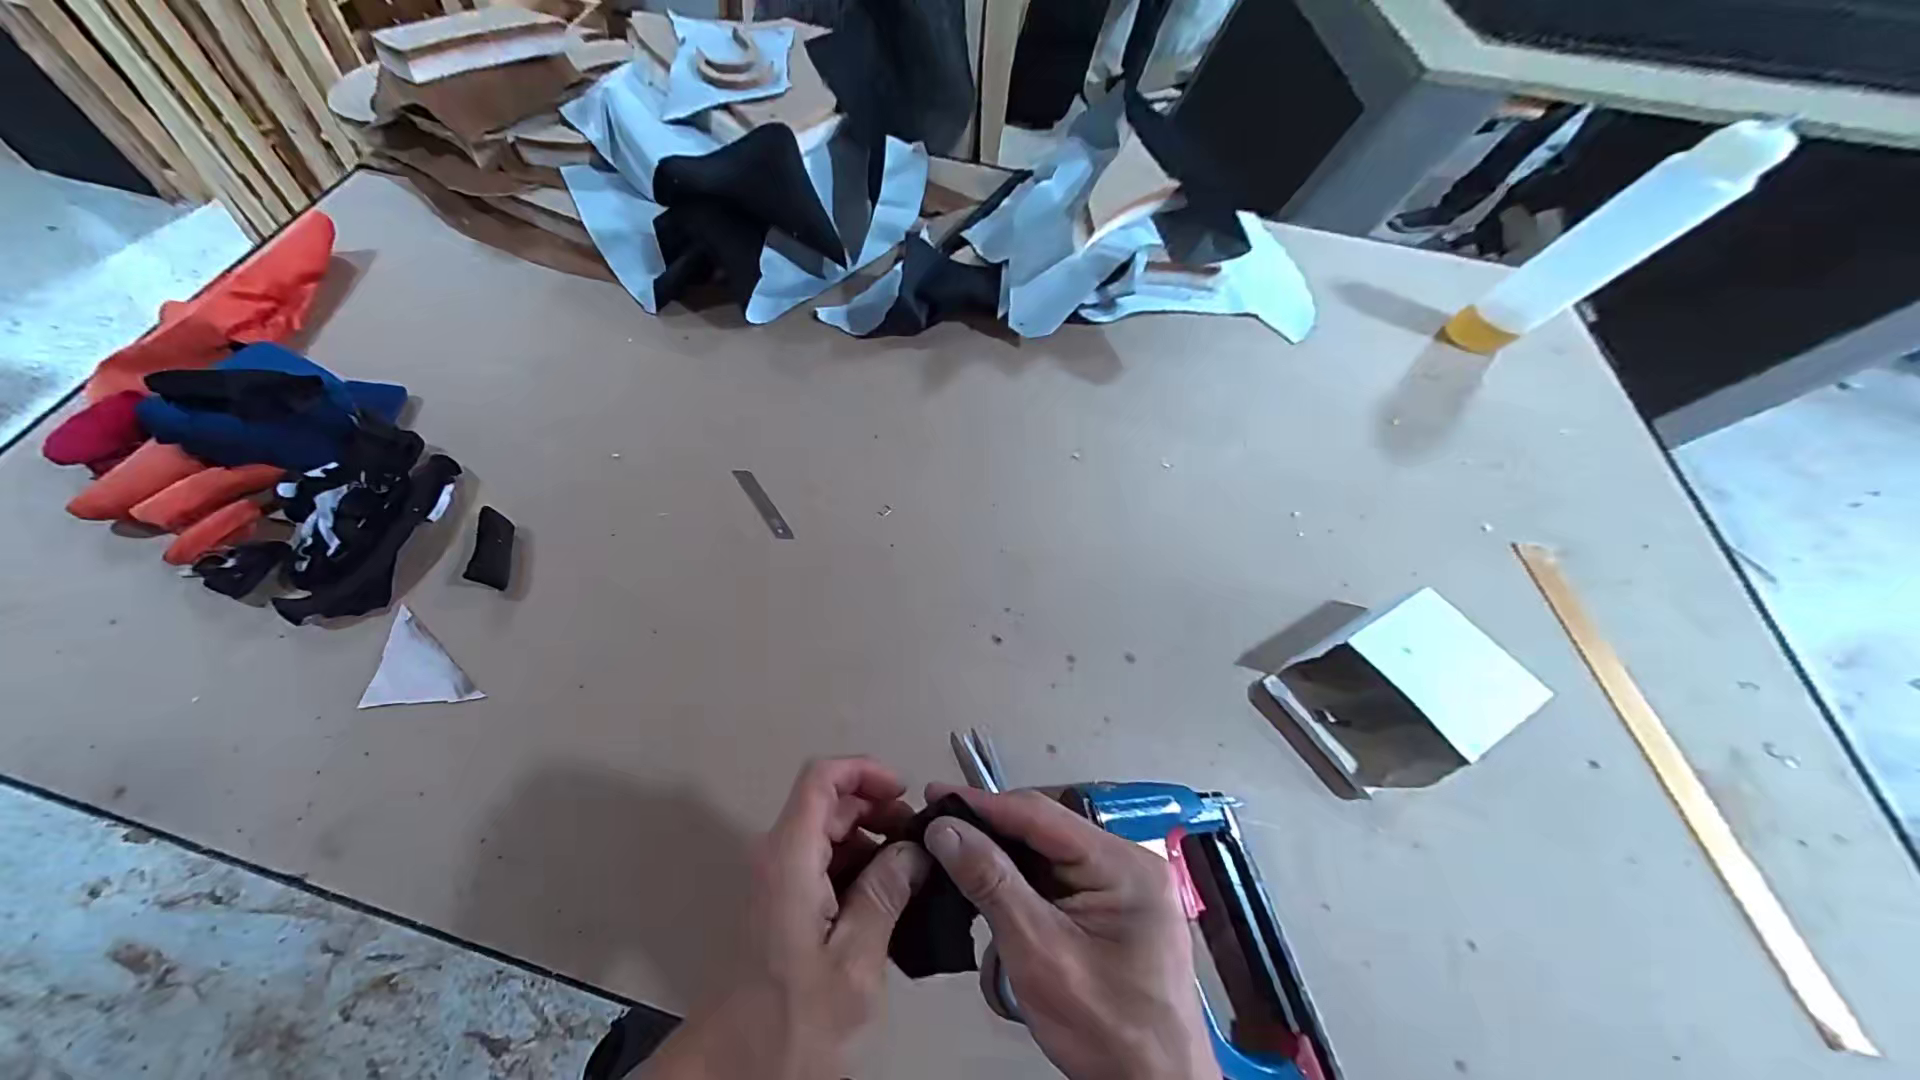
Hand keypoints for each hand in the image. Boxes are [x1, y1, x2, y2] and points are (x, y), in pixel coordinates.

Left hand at [633, 758, 928, 1079]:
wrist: (727, 1077)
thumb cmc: (790, 1024)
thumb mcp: (854, 965)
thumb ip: (885, 896)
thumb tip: (913, 849)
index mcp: (789, 859)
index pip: (822, 778)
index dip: (865, 770)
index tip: (904, 792)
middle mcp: (776, 858)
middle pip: (829, 802)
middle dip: (877, 808)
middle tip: (918, 841)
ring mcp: (775, 881)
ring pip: (826, 832)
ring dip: (870, 839)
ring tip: (911, 872)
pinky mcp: (779, 905)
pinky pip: (820, 862)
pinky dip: (856, 865)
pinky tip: (886, 898)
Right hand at [922, 784, 1214, 1079]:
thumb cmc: (1106, 1031)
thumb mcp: (1039, 955)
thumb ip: (992, 885)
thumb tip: (945, 829)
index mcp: (1124, 864)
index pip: (1042, 815)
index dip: (984, 803)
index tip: (935, 794)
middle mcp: (1128, 860)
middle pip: (1046, 828)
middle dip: (992, 828)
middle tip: (938, 827)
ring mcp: (1124, 882)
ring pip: (1048, 850)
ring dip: (1003, 854)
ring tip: (954, 848)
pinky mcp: (1113, 904)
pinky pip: (1058, 875)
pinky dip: (1021, 879)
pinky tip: (990, 881)